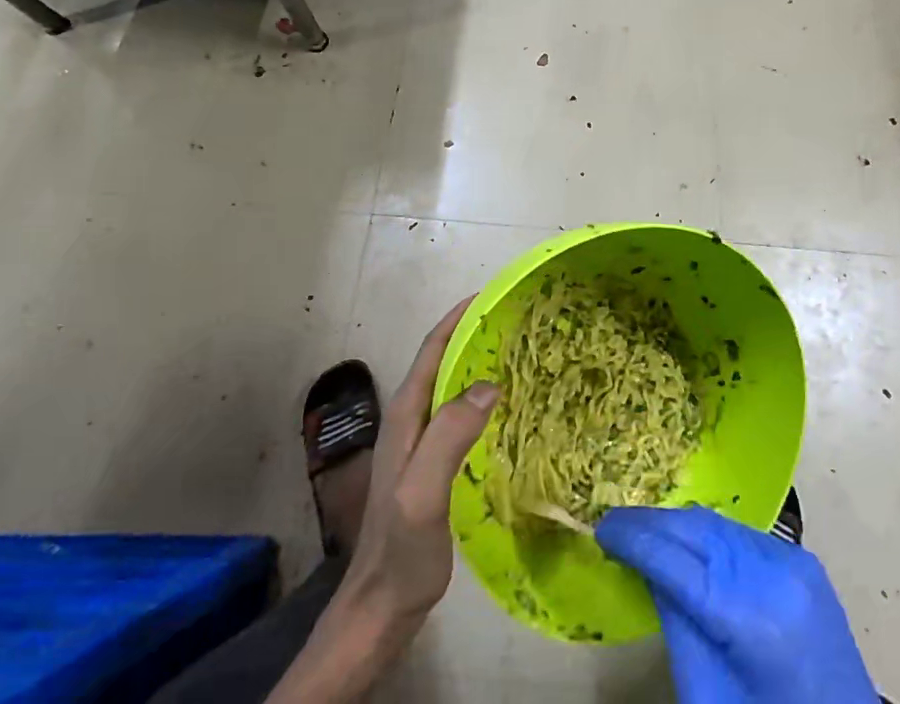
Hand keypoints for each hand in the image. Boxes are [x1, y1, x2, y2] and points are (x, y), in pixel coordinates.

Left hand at [337, 295, 498, 627]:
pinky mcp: (431, 466)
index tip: (489, 297)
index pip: (431, 352)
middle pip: (440, 364)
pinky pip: (457, 417)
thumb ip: (449, 436)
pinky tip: (504, 411)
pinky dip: (479, 401)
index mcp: (405, 416)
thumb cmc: (401, 548)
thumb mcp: (423, 490)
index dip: (456, 321)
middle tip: (516, 323)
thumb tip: (488, 383)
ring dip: (476, 367)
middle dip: (471, 337)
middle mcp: (409, 421)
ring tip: (517, 356)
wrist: (382, 602)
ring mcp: (419, 444)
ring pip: (449, 389)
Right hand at [597, 507, 877, 703]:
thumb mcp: (704, 688)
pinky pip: (738, 532)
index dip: (631, 539)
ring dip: (673, 523)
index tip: (598, 529)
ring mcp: (794, 564)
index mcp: (751, 620)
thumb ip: (672, 619)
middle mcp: (776, 578)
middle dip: (648, 522)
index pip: (674, 560)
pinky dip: (704, 532)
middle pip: (695, 529)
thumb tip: (641, 562)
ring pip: (715, 522)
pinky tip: (684, 542)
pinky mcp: (803, 561)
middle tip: (612, 525)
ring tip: (641, 530)